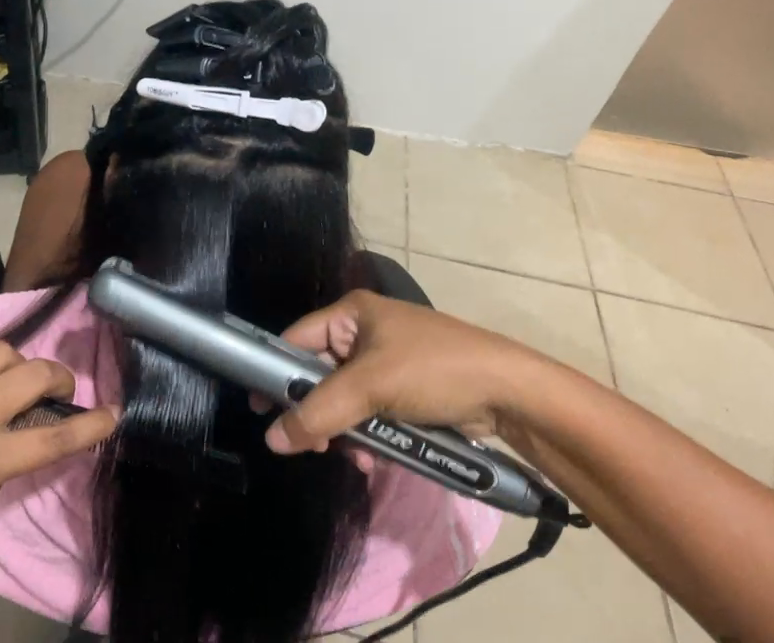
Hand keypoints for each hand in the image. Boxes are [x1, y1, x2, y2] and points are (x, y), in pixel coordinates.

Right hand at [263, 289, 551, 454]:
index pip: (296, 340)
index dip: (276, 373)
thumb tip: (271, 439)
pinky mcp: (407, 390)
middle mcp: (365, 332)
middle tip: (315, 445)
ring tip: (354, 458)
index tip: (262, 411)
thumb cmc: (432, 371)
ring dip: (344, 432)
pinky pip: (371, 413)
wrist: (510, 393)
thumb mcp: (370, 388)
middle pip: (319, 375)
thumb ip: (318, 414)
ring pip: (344, 400)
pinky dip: (368, 436)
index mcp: (352, 313)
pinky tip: (376, 460)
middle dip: (317, 414)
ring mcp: (388, 362)